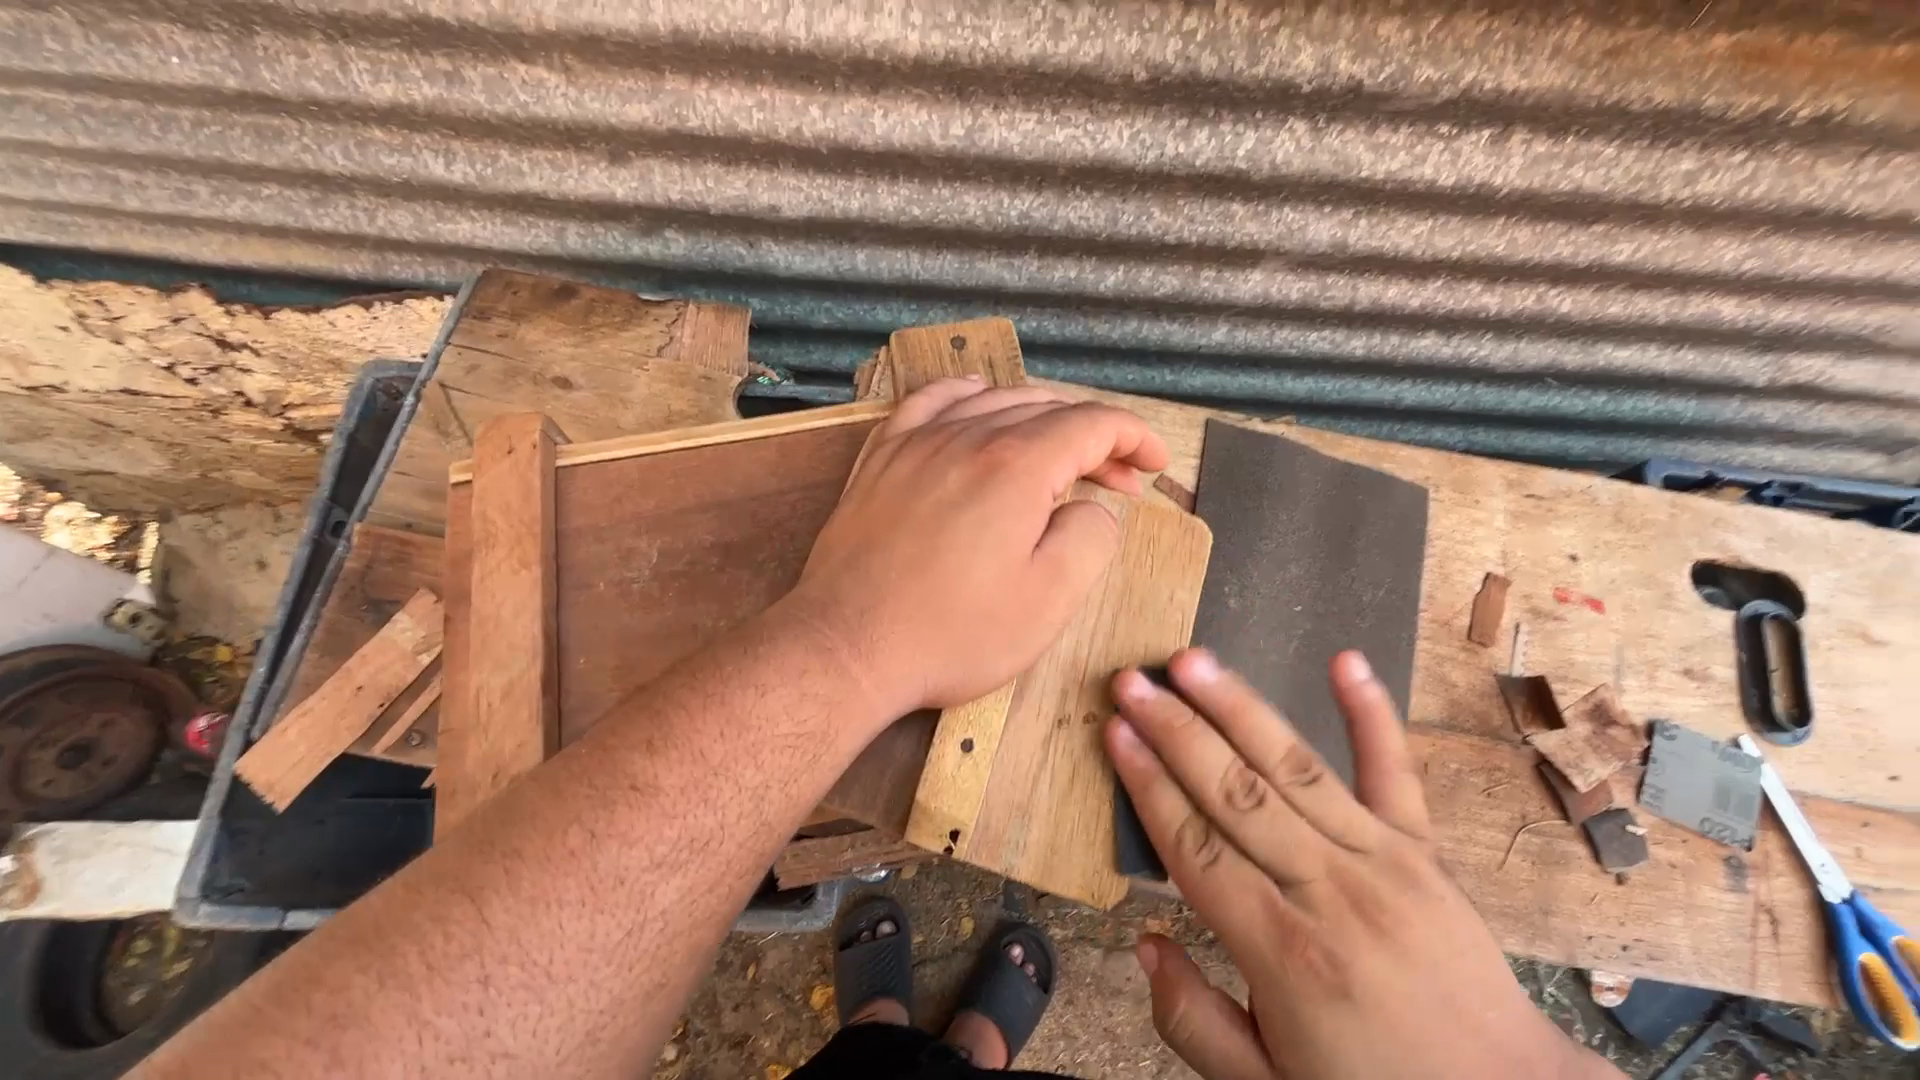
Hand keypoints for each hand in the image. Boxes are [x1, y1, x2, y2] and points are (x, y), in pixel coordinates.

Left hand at [784, 377, 1168, 724]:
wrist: (848, 648)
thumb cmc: (951, 635)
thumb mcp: (1048, 601)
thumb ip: (1091, 538)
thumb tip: (1093, 507)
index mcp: (1016, 466)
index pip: (1092, 425)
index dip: (1134, 438)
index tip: (1153, 465)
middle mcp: (967, 437)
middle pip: (1047, 410)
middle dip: (1095, 437)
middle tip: (1118, 479)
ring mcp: (916, 443)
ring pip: (993, 401)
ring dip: (1041, 417)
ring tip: (1062, 448)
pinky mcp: (881, 459)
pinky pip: (929, 402)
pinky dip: (965, 395)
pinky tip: (978, 400)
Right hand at [1105, 649, 1624, 1079]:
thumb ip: (1194, 1022)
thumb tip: (1143, 942)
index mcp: (1285, 954)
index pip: (1197, 849)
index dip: (1149, 786)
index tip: (1114, 734)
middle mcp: (1331, 893)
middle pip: (1236, 795)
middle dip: (1177, 732)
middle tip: (1132, 681)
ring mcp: (1385, 863)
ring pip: (1296, 769)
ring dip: (1239, 708)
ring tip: (1193, 660)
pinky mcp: (1425, 852)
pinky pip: (1396, 774)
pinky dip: (1371, 715)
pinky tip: (1344, 660)